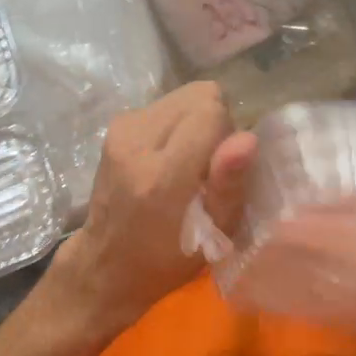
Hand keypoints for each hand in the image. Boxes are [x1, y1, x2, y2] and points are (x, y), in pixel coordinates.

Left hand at [47, 83, 257, 334]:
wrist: (107, 261)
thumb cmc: (168, 258)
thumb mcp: (213, 235)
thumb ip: (230, 183)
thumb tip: (248, 137)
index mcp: (162, 174)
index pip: (211, 111)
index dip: (227, 134)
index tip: (222, 168)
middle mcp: (136, 140)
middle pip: (199, 94)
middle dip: (214, 122)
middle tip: (207, 164)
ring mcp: (122, 127)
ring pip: (182, 96)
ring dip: (194, 121)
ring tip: (186, 161)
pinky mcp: (116, 123)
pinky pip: (164, 104)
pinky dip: (176, 123)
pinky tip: (167, 155)